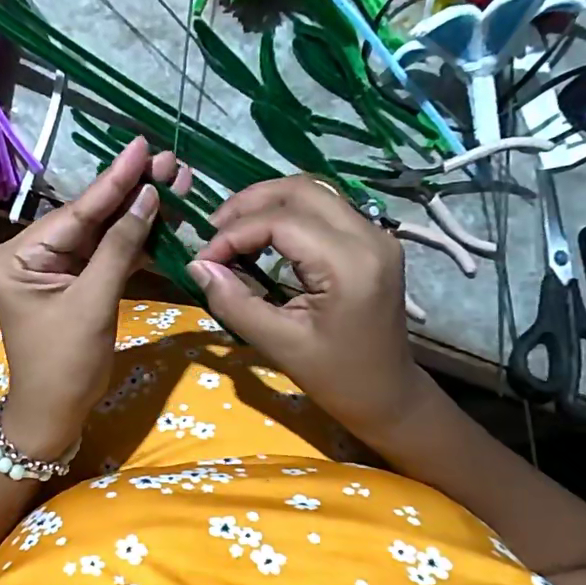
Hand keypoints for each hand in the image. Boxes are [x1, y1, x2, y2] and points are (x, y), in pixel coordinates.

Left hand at [0, 138, 189, 456]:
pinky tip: (165, 219)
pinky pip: (110, 256)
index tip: (141, 146)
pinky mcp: (80, 283)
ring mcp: (59, 268)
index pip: (77, 211)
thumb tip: (147, 198)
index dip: (114, 180)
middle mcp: (36, 253)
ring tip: (175, 180)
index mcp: (20, 253)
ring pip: (105, 233)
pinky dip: (138, 243)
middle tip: (168, 160)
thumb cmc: (65, 361)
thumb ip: (119, 247)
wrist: (57, 412)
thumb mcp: (92, 302)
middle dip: (132, 191)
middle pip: (92, 217)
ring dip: (140, 213)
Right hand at [187, 176, 426, 445]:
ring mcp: (377, 235)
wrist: (388, 395)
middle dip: (249, 203)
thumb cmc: (336, 378)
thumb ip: (235, 302)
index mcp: (350, 264)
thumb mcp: (279, 344)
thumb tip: (197, 266)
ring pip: (314, 192)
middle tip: (213, 230)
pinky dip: (289, 213)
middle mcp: (369, 236)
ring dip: (269, 203)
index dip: (234, 233)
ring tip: (233, 230)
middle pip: (300, 190)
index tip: (204, 258)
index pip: (281, 222)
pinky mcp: (373, 241)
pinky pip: (326, 208)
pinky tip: (264, 236)